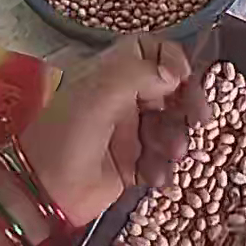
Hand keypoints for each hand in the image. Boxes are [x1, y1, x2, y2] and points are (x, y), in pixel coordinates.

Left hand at [17, 36, 204, 227]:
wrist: (45, 194)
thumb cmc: (67, 139)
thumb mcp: (97, 95)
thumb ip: (137, 74)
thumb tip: (174, 74)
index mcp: (108, 76)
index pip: (147, 51)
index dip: (170, 59)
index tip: (183, 78)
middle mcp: (120, 100)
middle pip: (168, 89)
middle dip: (186, 103)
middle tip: (200, 120)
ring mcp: (127, 133)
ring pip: (169, 126)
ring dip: (176, 139)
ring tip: (172, 155)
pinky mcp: (131, 165)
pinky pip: (161, 159)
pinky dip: (163, 167)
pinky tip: (155, 177)